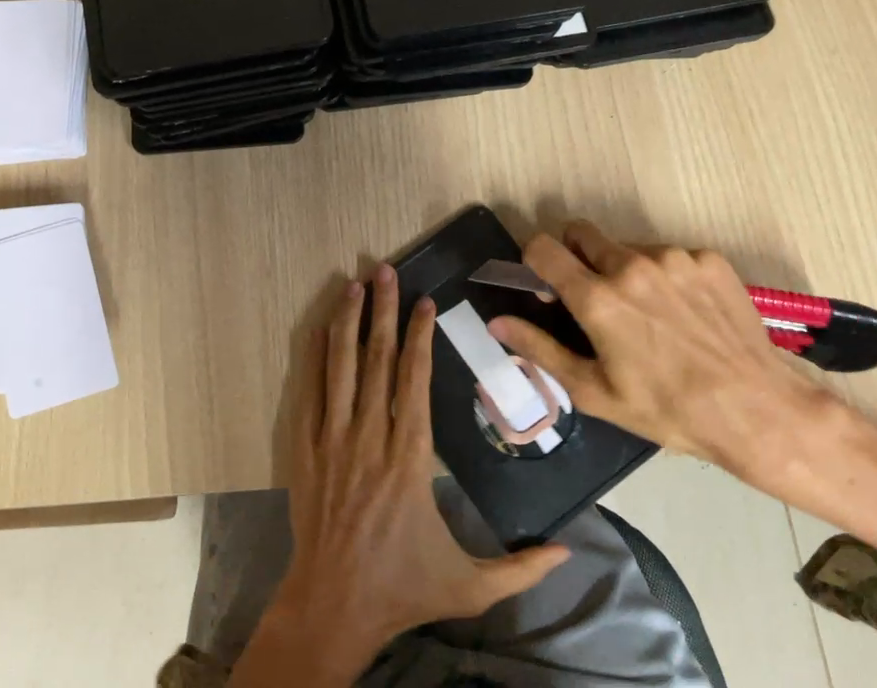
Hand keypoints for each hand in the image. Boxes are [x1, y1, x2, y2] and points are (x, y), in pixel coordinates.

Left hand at [231, 265, 570, 685]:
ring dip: (348, 324)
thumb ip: (522, 568)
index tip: (425, 302)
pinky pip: (309, 394)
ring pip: (341, 369)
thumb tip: (572, 550)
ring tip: (354, 285)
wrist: (332, 606)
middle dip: (383, 313)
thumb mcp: (471, 586)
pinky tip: (321, 330)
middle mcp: (369, 441)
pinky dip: (315, 358)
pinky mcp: (304, 452)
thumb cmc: (402, 589)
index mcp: (409, 461)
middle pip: (376, 362)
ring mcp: (331, 443)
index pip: (414, 383)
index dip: (419, 338)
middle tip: (386, 271)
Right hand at [486, 221, 844, 485]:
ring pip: (627, 248)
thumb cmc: (667, 410)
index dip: (533, 259)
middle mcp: (632, 265)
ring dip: (622, 270)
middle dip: (575, 257)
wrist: (758, 410)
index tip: (542, 282)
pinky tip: (682, 314)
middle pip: (582, 234)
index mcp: (597, 298)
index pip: (543, 248)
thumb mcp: (593, 391)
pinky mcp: (709, 260)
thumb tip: (497, 322)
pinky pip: (669, 257)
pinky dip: (664, 277)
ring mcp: (675, 259)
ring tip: (647, 315)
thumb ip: (539, 349)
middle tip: (591, 297)